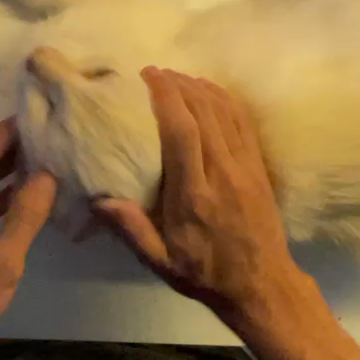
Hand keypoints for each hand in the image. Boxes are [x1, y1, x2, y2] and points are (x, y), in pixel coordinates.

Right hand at [93, 69, 312, 329]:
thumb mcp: (161, 262)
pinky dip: (224, 100)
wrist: (262, 286)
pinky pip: (243, 122)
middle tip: (153, 73)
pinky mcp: (259, 167)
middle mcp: (223, 174)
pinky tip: (208, 92)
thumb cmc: (204, 274)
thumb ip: (131, 230)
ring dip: (200, 88)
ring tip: (176, 78)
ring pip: (225, 112)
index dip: (166, 98)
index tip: (147, 78)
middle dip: (178, 85)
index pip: (182, 134)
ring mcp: (246, 167)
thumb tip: (98, 200)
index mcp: (194, 196)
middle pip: (204, 113)